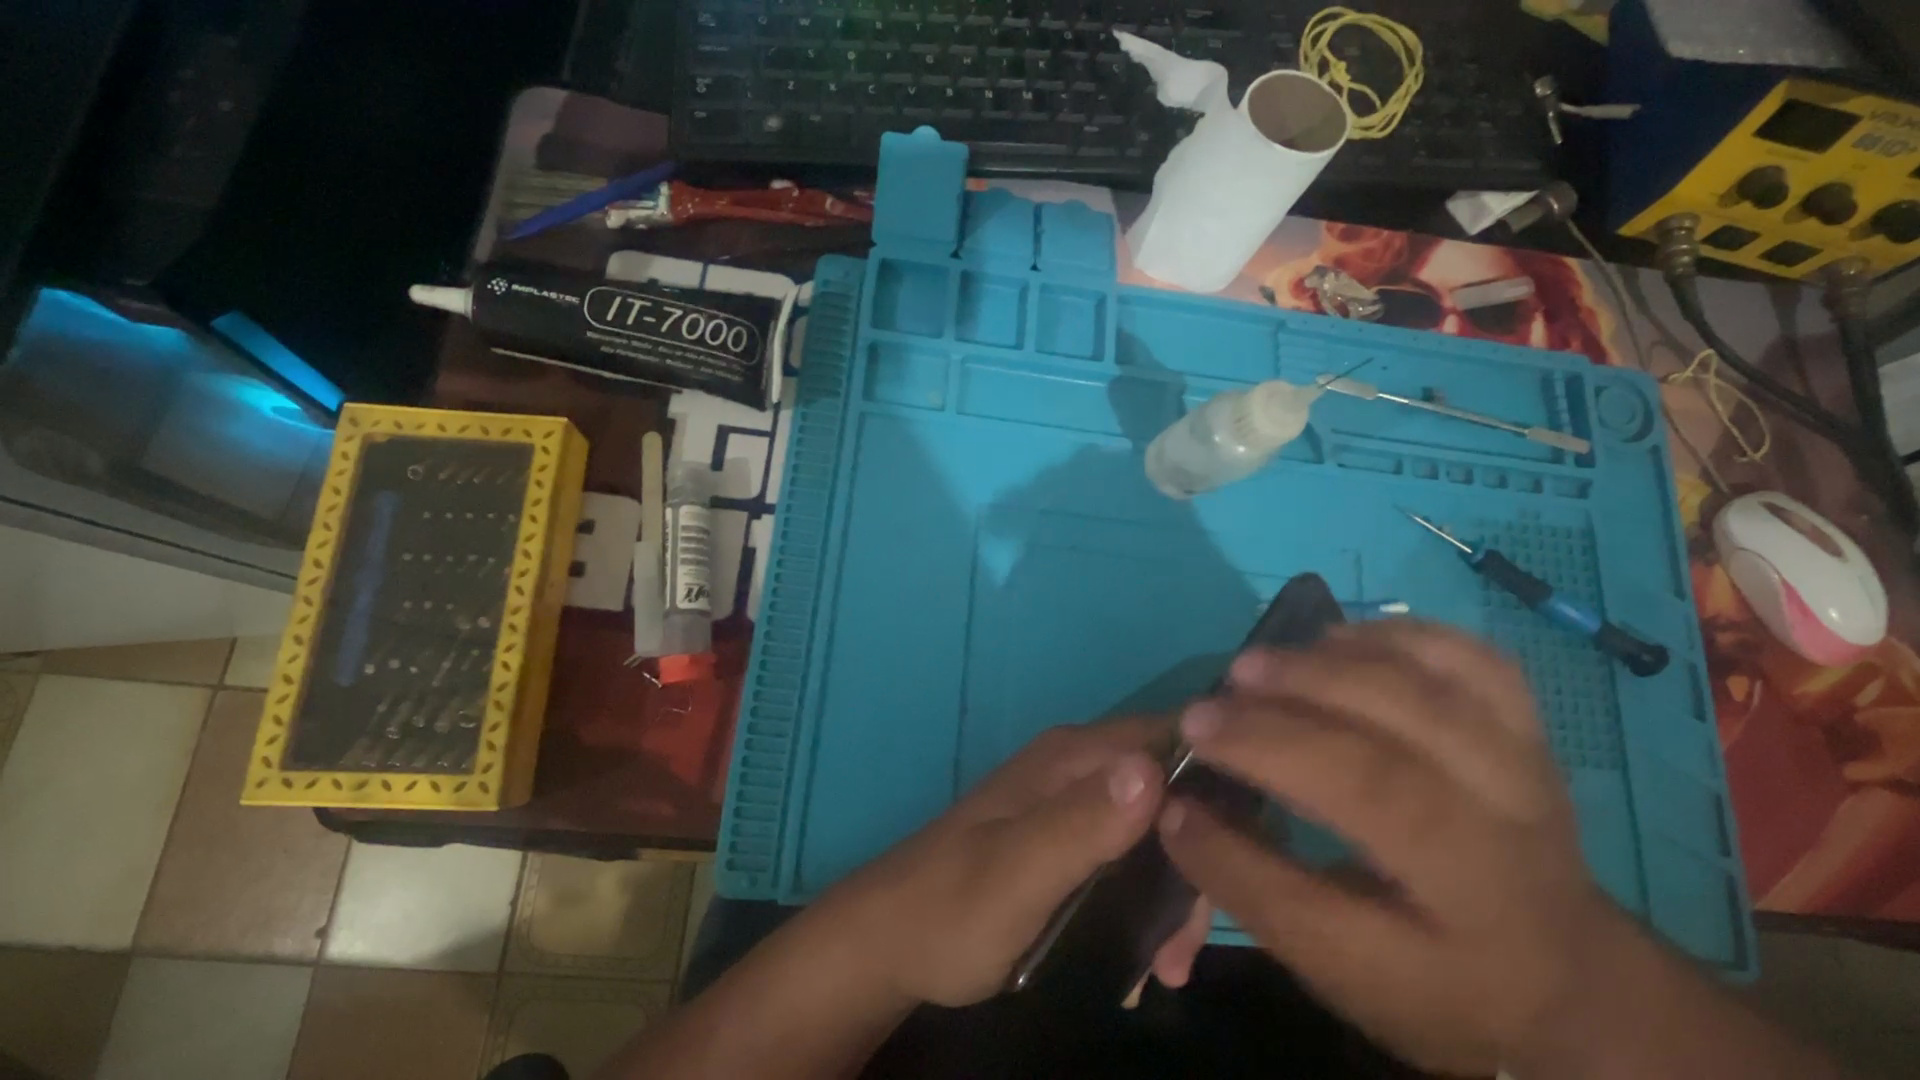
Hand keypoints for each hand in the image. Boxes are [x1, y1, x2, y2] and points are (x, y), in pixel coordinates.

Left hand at [819, 716, 1212, 1007]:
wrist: (889, 945)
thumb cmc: (950, 909)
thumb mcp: (1017, 874)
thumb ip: (1080, 824)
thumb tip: (1153, 769)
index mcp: (1073, 758)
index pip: (1175, 740)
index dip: (1222, 787)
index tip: (1244, 859)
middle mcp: (1079, 769)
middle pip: (1175, 795)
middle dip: (1196, 866)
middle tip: (1187, 947)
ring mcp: (1072, 805)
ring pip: (1157, 836)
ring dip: (1174, 901)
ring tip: (1167, 968)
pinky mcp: (1066, 842)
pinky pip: (1131, 862)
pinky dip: (1147, 910)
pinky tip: (1144, 964)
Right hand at [1159, 620, 1623, 1074]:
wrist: (1567, 971)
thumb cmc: (1433, 977)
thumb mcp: (1339, 969)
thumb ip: (1255, 890)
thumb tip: (1175, 811)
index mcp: (1442, 962)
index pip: (1322, 909)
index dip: (1232, 853)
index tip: (1171, 800)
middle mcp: (1499, 864)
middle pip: (1386, 781)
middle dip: (1275, 736)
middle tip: (1202, 713)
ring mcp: (1526, 780)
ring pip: (1429, 703)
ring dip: (1325, 672)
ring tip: (1254, 667)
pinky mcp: (1529, 729)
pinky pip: (1467, 659)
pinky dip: (1391, 637)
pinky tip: (1332, 643)